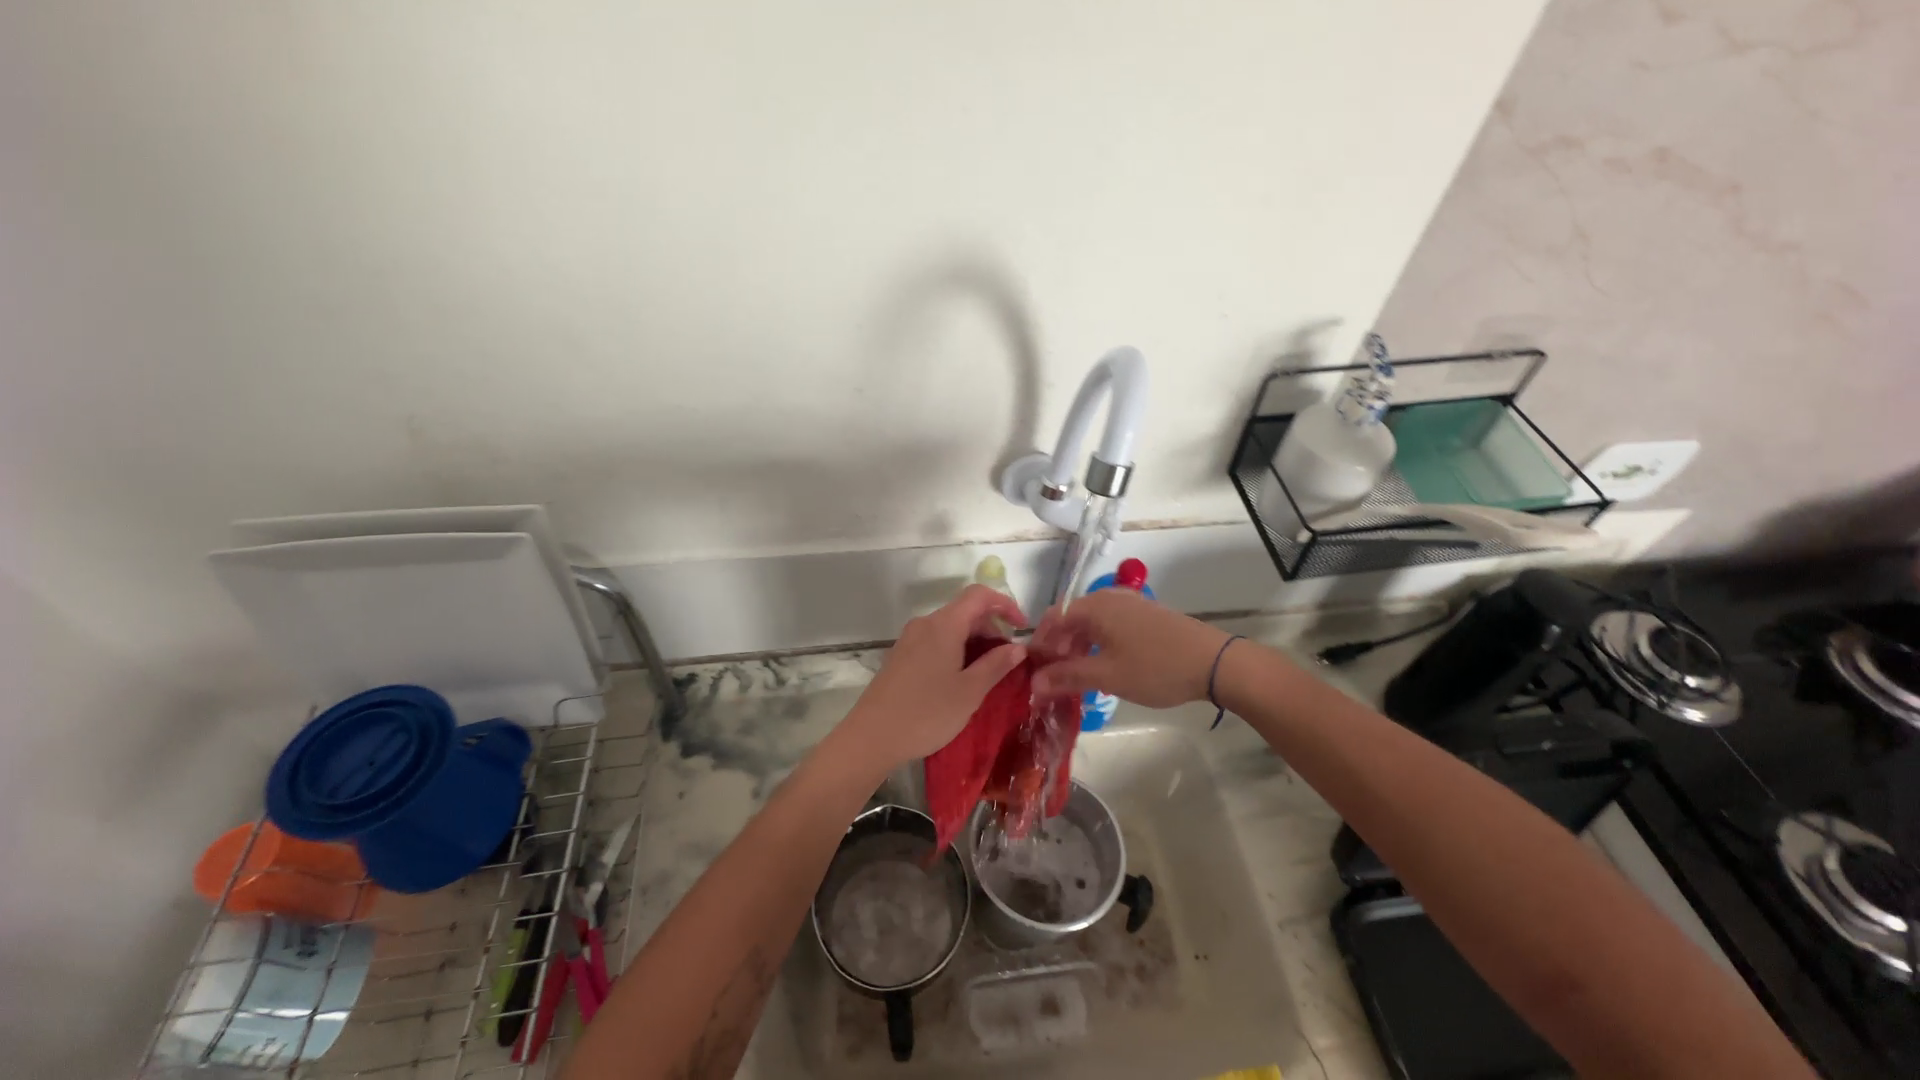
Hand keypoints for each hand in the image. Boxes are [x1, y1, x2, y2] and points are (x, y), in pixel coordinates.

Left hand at [837, 585, 1028, 769]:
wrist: (872, 737)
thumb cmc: (927, 713)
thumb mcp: (970, 691)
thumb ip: (996, 665)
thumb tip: (1018, 647)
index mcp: (944, 625)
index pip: (979, 595)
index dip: (1005, 604)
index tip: (1022, 628)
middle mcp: (924, 624)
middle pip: (965, 611)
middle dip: (992, 629)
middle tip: (1008, 661)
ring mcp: (909, 640)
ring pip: (950, 628)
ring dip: (974, 642)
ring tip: (988, 674)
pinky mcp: (901, 657)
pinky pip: (935, 642)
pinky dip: (956, 651)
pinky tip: (961, 679)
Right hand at [1029, 588, 1229, 707]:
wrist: (1214, 663)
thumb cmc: (1156, 667)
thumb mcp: (1107, 675)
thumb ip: (1067, 677)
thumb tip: (1033, 683)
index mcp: (1095, 607)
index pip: (1052, 619)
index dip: (1039, 646)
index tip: (1033, 674)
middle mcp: (1109, 599)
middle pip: (1071, 620)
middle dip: (1058, 649)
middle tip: (1053, 681)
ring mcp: (1130, 606)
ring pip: (1091, 625)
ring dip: (1078, 650)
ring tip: (1076, 679)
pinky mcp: (1146, 617)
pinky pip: (1110, 627)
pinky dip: (1098, 646)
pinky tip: (1103, 669)